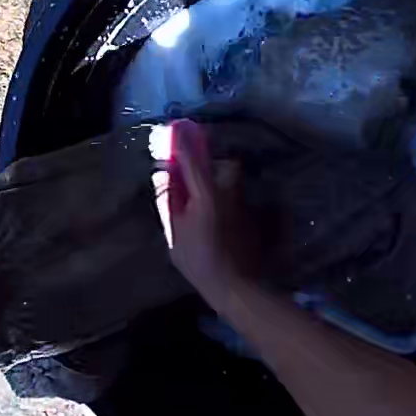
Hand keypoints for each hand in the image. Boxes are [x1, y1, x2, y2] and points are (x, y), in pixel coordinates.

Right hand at [152, 120, 256, 303]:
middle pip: (224, 165)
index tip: (177, 129)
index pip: (192, 161)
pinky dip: (228, 198)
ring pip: (234, 180)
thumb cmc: (200, 261)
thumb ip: (170, 201)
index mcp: (207, 194)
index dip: (183, 144)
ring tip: (205, 197)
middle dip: (211, 165)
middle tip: (195, 177)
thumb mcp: (176, 232)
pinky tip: (219, 214)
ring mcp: (243, 204)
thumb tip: (163, 176)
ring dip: (221, 180)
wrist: (236, 285)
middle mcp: (228, 192)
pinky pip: (238, 198)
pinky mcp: (252, 216)